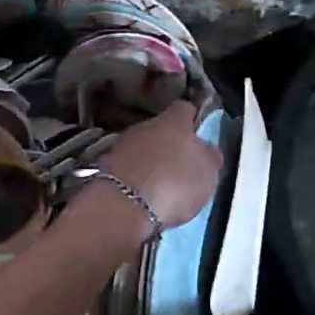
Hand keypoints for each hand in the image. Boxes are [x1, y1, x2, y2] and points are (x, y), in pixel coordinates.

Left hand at [96, 101, 221, 228]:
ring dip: (150, 161)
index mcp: (173, 121)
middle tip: (180, 166)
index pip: (184, 109)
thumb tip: (206, 148)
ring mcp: (121, 145)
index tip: (197, 134)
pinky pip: (127, 167)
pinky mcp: (105, 167)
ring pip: (141, 147)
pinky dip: (134, 177)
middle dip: (169, 144)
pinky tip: (141, 194)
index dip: (192, 119)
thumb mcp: (208, 172)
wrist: (122, 206)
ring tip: (160, 184)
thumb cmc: (174, 182)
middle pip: (160, 128)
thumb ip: (209, 156)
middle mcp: (145, 125)